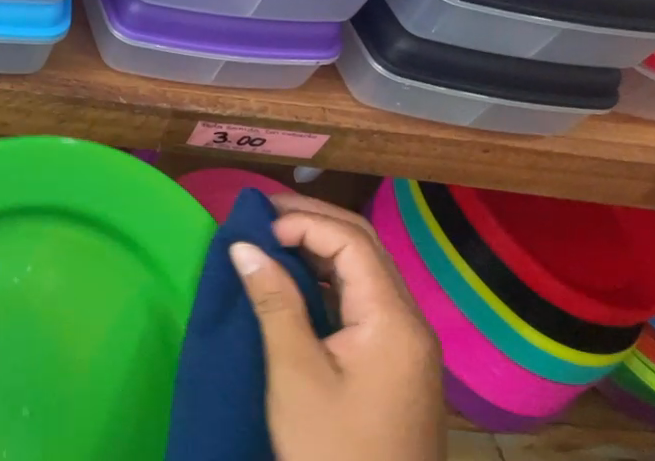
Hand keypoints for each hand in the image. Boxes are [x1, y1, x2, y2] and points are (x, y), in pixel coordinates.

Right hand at [230, 194, 444, 460]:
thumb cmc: (332, 448)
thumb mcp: (295, 374)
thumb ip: (274, 302)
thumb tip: (244, 245)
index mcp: (393, 322)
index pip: (352, 241)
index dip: (302, 223)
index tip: (254, 232)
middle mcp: (410, 323)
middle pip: (365, 247)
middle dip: (312, 222)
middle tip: (258, 217)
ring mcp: (407, 343)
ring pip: (366, 270)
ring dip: (318, 247)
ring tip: (267, 242)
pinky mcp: (396, 361)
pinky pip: (364, 298)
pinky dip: (327, 277)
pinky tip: (293, 281)